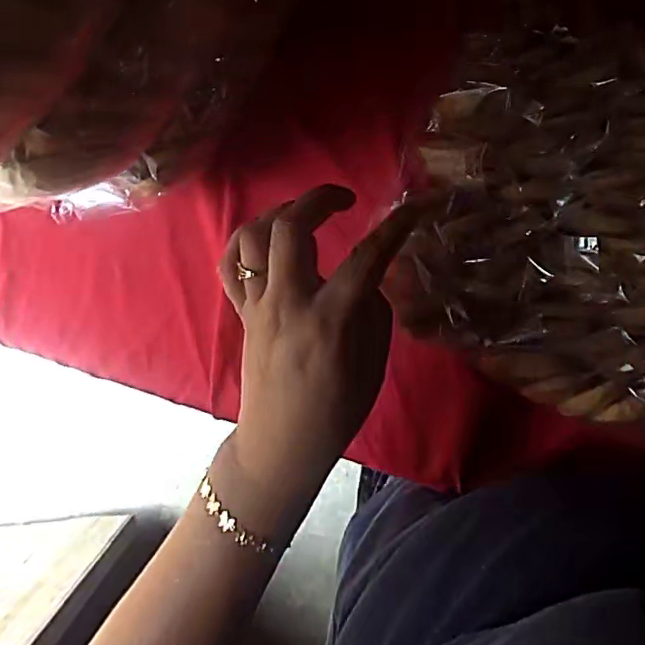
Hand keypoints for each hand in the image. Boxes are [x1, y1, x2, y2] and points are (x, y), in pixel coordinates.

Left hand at [214, 185, 421, 535]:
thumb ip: (373, 311)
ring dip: (281, 212)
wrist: (281, 446)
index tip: (414, 208)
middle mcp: (288, 303)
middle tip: (344, 198)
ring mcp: (258, 306)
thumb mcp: (373, 363)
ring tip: (306, 213)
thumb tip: (366, 279)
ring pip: (253, 237)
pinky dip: (247, 240)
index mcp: (328, 320)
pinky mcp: (242, 313)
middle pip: (290, 228)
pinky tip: (270, 238)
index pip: (365, 258)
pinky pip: (231, 264)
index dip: (394, 227)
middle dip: (319, 198)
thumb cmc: (336, 411)